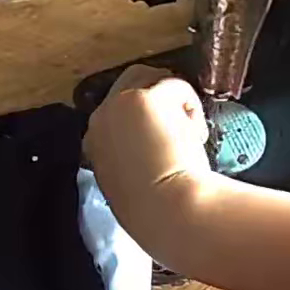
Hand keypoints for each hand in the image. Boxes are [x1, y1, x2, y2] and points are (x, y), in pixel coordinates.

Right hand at [83, 65, 219, 258]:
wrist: (166, 210)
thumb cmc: (155, 210)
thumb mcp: (128, 184)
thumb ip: (129, 160)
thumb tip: (151, 149)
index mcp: (92, 145)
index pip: (116, 114)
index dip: (143, 119)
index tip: (161, 137)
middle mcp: (99, 120)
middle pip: (129, 85)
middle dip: (158, 98)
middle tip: (182, 124)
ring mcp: (118, 105)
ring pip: (152, 79)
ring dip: (174, 99)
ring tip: (190, 132)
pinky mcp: (143, 97)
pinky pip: (175, 86)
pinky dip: (191, 106)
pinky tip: (197, 135)